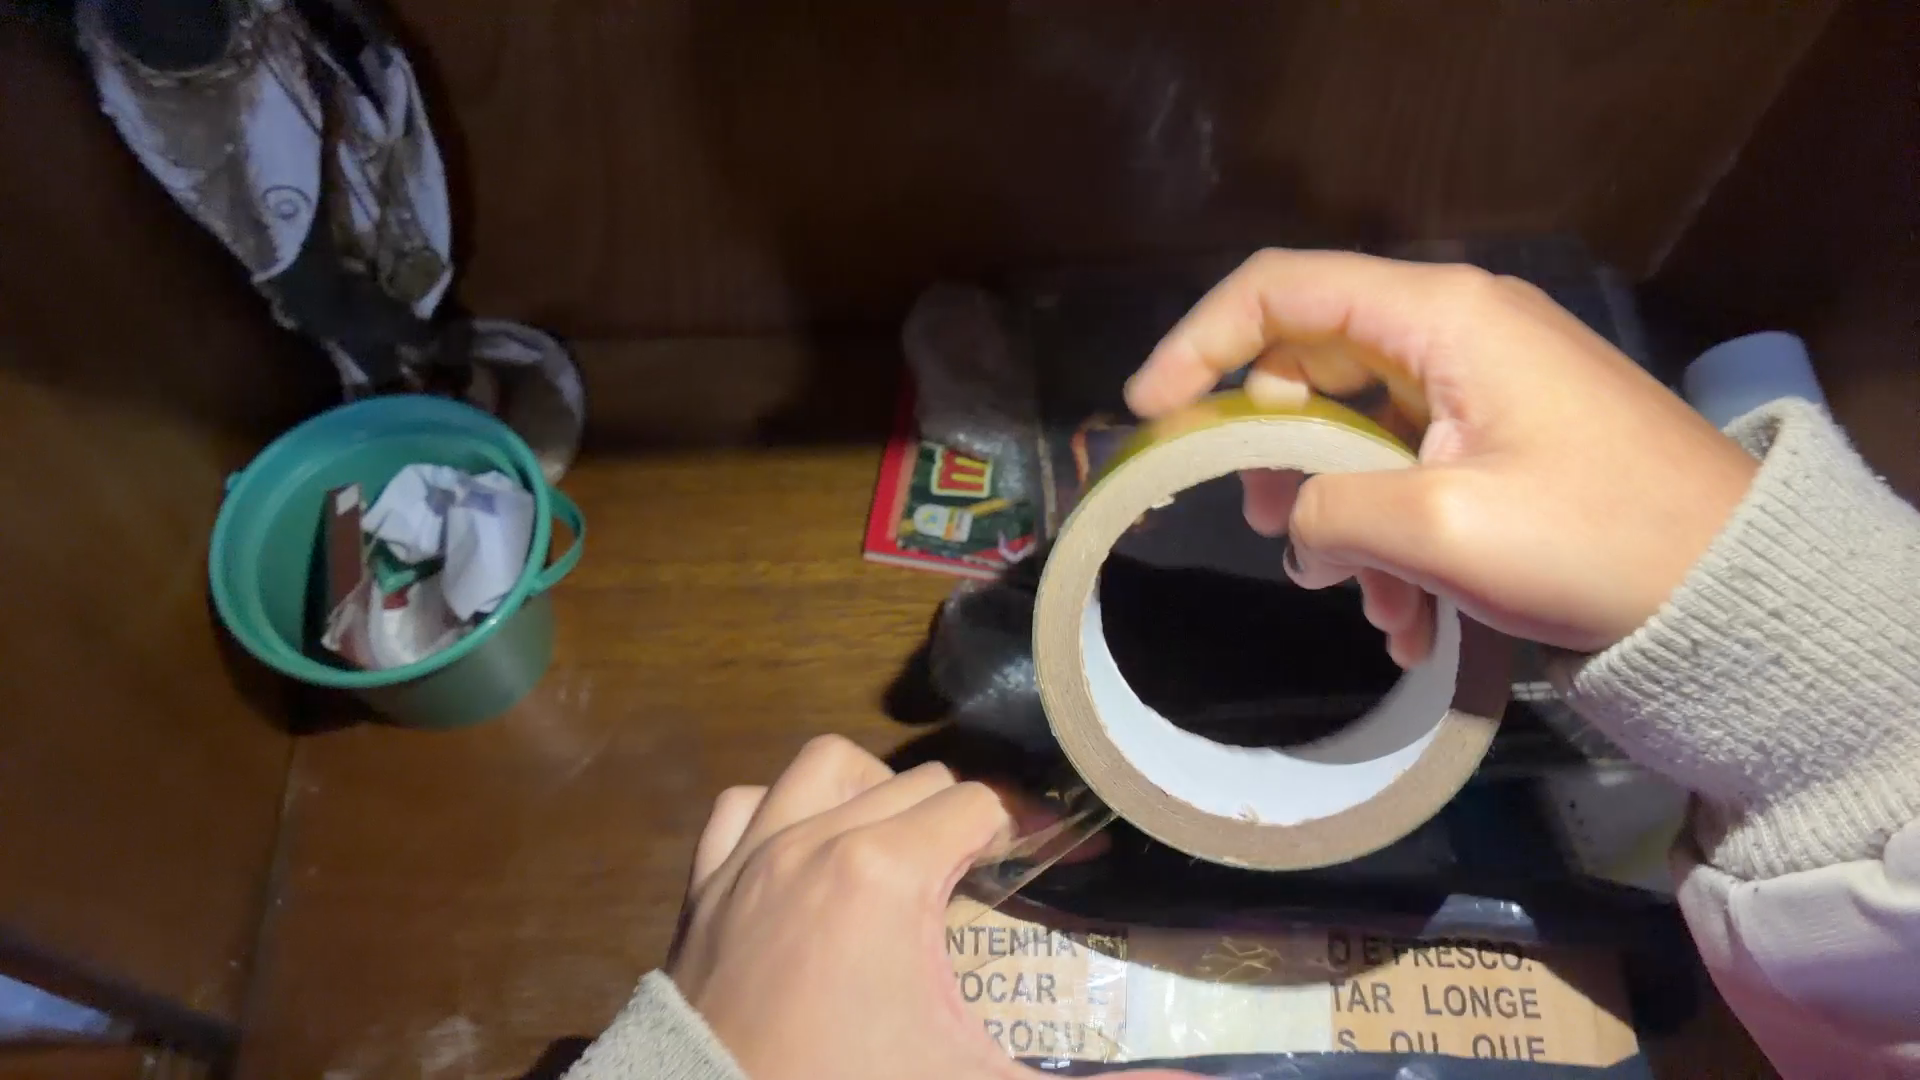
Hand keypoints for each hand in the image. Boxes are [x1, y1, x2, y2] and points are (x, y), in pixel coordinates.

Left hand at [669, 735, 1191, 1079]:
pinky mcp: (704, 889)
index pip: (980, 807)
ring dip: (871, 789)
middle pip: (918, 783)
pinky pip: (741, 807)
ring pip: (823, 767)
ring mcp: (750, 858)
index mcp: (884, 872)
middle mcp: (814, 839)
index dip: (1032, 825)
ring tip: (897, 841)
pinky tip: (804, 849)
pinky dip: (778, 812)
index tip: (1066, 853)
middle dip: (966, 816)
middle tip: (991, 871)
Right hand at [1125, 250, 1757, 661]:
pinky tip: (1402, 615)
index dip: (1198, 342)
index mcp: (1437, 320)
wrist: (1738, 601)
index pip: (1279, 292)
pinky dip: (1373, 538)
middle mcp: (1442, 337)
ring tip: (1357, 595)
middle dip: (1270, 450)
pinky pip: (1384, 471)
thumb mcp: (1440, 529)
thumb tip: (1295, 530)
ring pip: (1337, 430)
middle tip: (1267, 525)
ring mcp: (1460, 390)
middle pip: (1300, 364)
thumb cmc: (1600, 542)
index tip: (1151, 412)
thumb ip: (1330, 512)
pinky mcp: (1474, 440)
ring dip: (1328, 514)